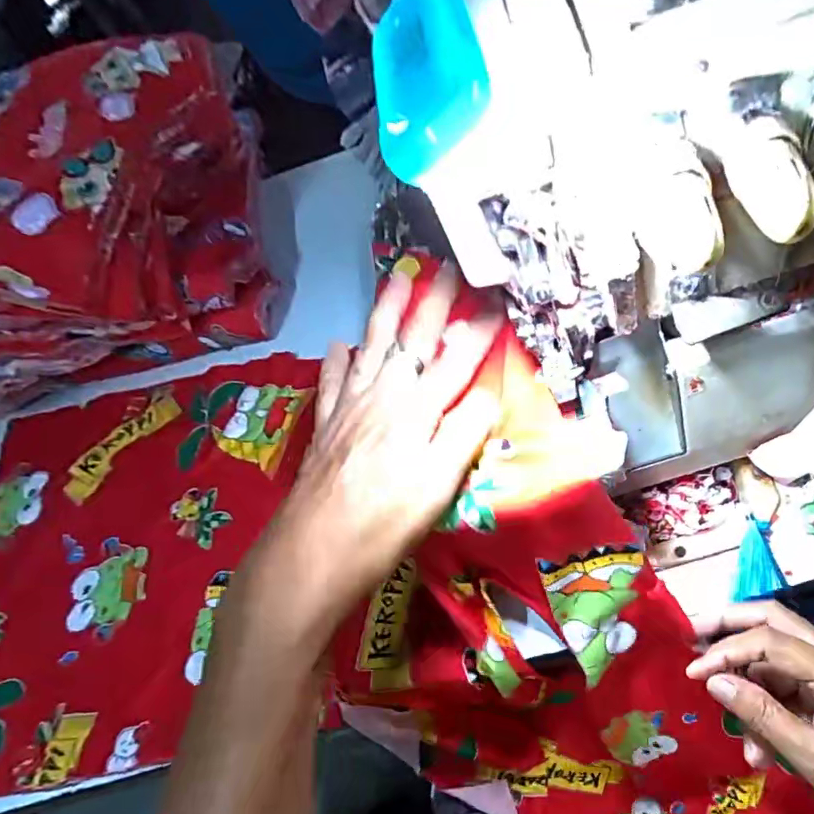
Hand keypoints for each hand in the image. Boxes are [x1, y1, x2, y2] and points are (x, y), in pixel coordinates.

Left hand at [251, 262, 501, 641]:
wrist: (316, 548)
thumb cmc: (386, 521)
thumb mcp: (439, 481)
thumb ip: (465, 431)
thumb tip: (487, 394)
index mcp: (416, 410)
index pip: (455, 359)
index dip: (478, 330)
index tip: (498, 299)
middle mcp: (383, 397)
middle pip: (412, 340)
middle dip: (433, 301)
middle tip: (447, 265)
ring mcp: (350, 408)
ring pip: (371, 346)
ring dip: (386, 311)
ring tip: (395, 277)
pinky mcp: (328, 427)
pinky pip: (333, 380)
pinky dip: (338, 359)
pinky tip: (339, 344)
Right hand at [687, 601, 813, 813]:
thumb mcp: (808, 754)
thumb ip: (759, 713)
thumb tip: (713, 681)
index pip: (769, 639)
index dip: (726, 651)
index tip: (693, 672)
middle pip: (775, 621)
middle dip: (731, 626)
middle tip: (693, 636)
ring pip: (778, 655)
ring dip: (750, 683)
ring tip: (741, 735)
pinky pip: (789, 683)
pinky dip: (768, 704)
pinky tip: (760, 747)